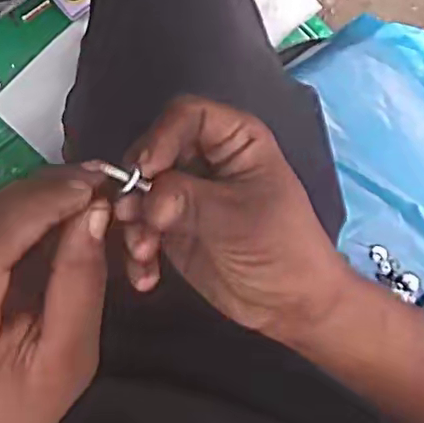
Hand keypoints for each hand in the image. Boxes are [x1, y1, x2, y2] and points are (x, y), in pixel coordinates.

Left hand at [0, 169, 109, 422]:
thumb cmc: (28, 401)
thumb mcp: (70, 355)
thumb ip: (79, 282)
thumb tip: (93, 211)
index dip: (36, 209)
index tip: (89, 187)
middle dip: (43, 193)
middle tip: (97, 179)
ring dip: (36, 193)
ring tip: (85, 186)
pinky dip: (24, 205)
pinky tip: (59, 199)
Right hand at [115, 96, 350, 342]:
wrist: (292, 308)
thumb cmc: (280, 249)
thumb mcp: (233, 218)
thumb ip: (184, 199)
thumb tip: (143, 199)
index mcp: (233, 139)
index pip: (186, 115)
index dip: (161, 136)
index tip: (145, 170)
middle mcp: (203, 158)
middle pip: (152, 150)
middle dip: (137, 184)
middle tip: (131, 214)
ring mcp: (183, 192)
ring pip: (138, 189)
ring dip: (133, 221)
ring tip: (143, 252)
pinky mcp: (170, 225)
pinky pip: (139, 224)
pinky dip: (136, 247)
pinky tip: (146, 274)